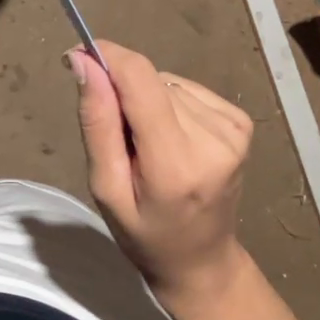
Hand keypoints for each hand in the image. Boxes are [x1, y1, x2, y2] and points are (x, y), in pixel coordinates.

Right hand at [69, 41, 252, 313]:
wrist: (202, 262)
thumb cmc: (144, 233)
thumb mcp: (106, 187)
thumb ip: (97, 122)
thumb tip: (83, 61)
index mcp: (175, 161)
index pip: (139, 78)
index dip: (107, 57)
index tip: (77, 58)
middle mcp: (212, 138)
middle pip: (149, 80)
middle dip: (123, 93)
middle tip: (120, 138)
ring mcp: (233, 129)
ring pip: (166, 82)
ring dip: (147, 101)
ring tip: (147, 143)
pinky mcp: (241, 123)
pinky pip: (186, 89)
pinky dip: (169, 104)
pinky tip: (170, 137)